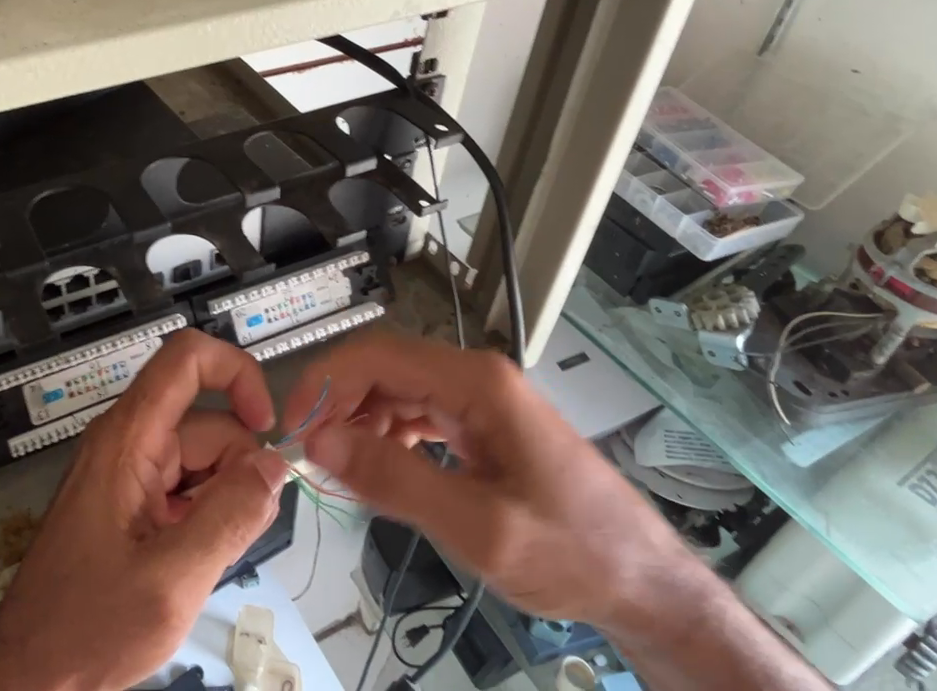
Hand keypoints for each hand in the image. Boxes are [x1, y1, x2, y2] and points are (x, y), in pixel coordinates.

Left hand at [0, 331, 287, 690]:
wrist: (30, 676)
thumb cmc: (87, 629)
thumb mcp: (173, 579)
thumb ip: (232, 516)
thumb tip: (274, 465)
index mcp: (127, 439)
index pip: (185, 359)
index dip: (235, 373)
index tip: (265, 424)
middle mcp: (126, 444)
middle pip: (207, 421)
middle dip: (237, 470)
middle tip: (234, 533)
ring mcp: (127, 474)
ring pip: (201, 460)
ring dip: (222, 500)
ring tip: (204, 557)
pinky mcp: (129, 504)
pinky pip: (185, 489)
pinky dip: (204, 517)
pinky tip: (194, 560)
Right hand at [281, 334, 698, 631]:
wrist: (643, 582)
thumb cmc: (572, 552)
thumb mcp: (477, 526)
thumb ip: (394, 479)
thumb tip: (319, 441)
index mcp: (477, 383)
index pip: (377, 355)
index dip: (326, 383)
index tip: (294, 428)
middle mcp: (476, 378)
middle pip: (384, 367)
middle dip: (338, 404)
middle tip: (311, 456)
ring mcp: (482, 400)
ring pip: (397, 390)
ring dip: (360, 422)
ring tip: (340, 470)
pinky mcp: (484, 425)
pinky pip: (419, 414)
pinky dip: (388, 437)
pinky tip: (377, 470)